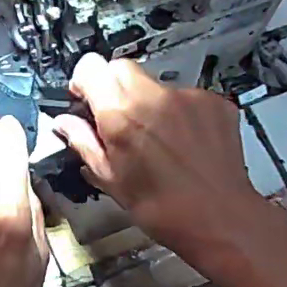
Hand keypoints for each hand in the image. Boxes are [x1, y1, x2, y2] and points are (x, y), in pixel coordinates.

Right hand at [51, 54, 286, 277]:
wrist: (220, 219)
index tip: (85, 97)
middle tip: (114, 119)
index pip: (90, 67)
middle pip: (121, 68)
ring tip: (153, 139)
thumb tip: (66, 125)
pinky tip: (179, 142)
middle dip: (112, 88)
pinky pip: (184, 96)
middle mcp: (155, 97)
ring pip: (154, 83)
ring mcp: (188, 97)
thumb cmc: (165, 208)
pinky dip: (177, 112)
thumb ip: (83, 143)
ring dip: (146, 102)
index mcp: (121, 115)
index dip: (84, 81)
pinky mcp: (214, 103)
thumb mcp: (110, 179)